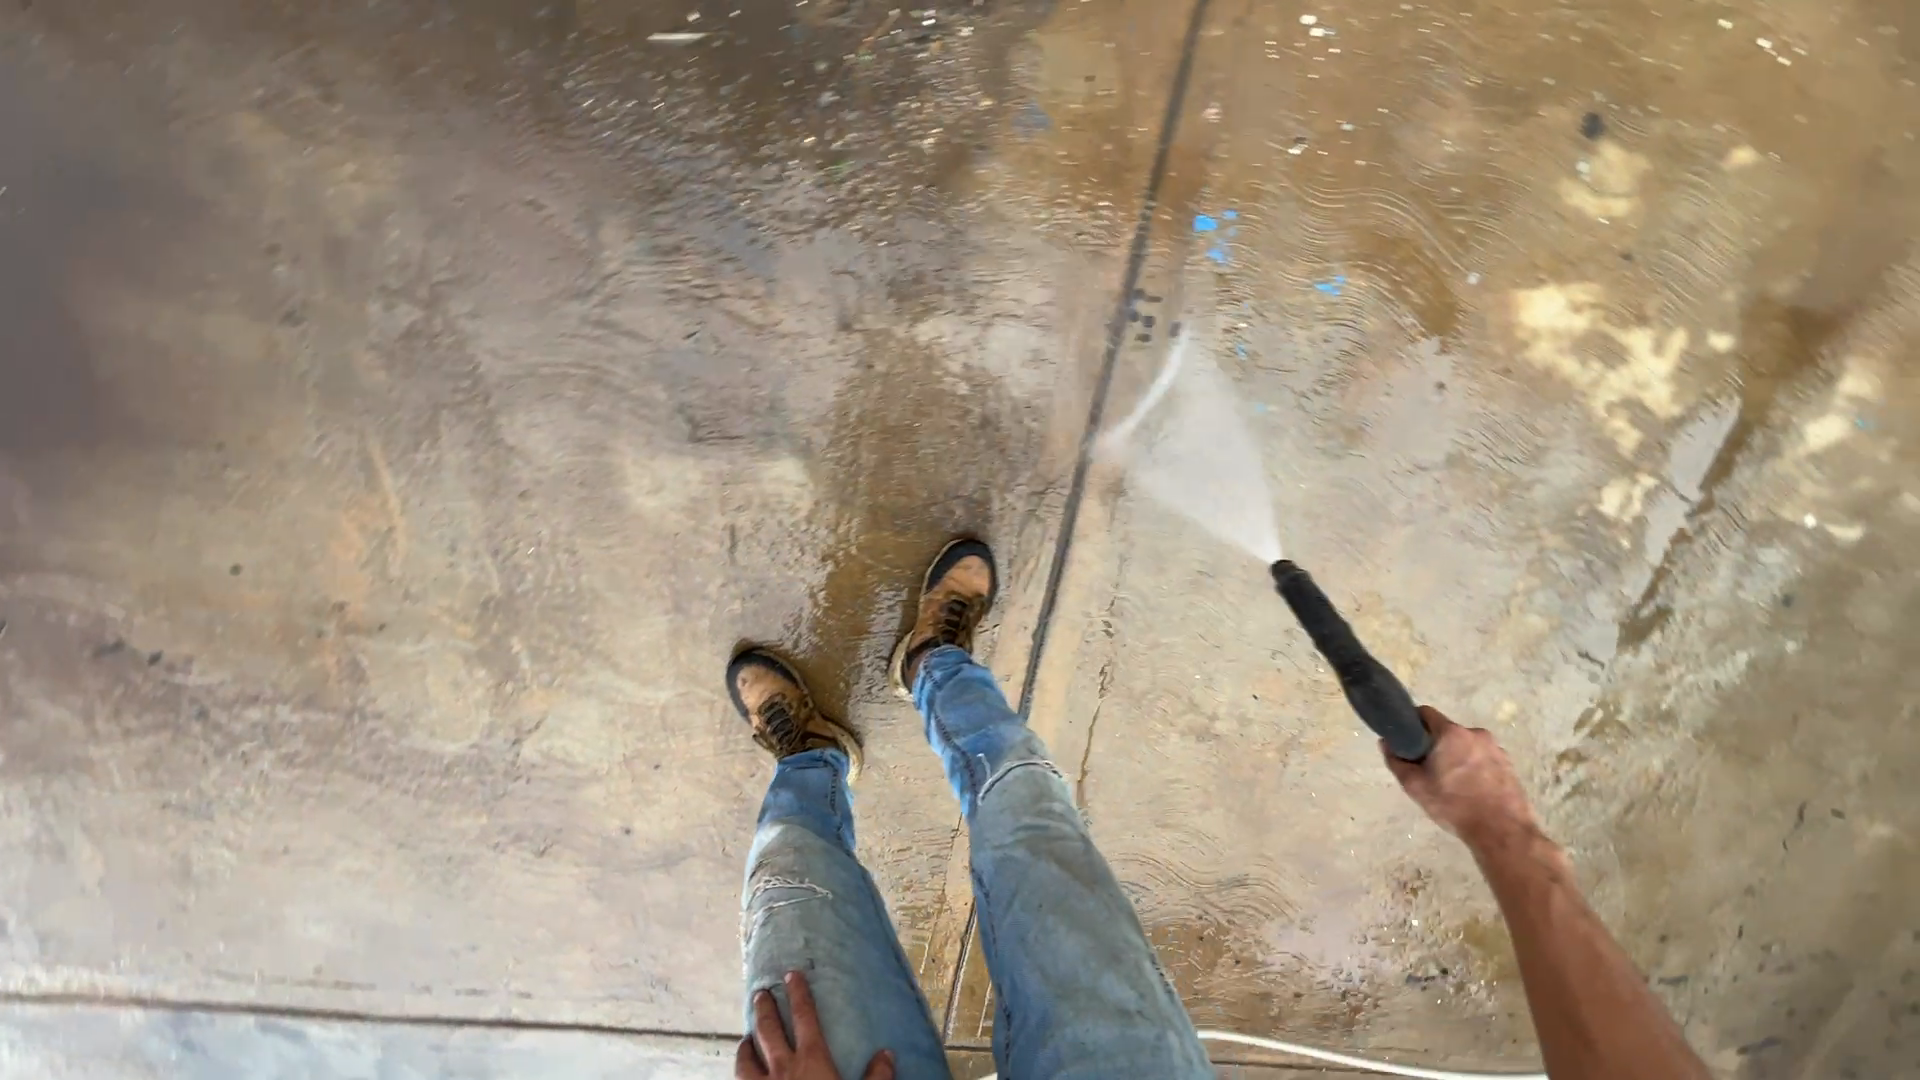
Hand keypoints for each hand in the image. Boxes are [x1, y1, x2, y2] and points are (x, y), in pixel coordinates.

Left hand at [736, 971, 894, 1079]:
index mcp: (812, 1059)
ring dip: (746, 1044)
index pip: (805, 1016)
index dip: (798, 993)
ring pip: (746, 1059)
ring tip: (746, 1037)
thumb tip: (888, 1054)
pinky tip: (741, 1073)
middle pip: (769, 1030)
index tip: (791, 974)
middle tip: (760, 993)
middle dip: (764, 1009)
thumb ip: (876, 1076)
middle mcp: (783, 1068)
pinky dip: (740, 1072)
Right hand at [1383, 706, 1544, 851]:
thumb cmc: (1453, 805)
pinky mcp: (1510, 765)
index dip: (1412, 723)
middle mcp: (1476, 734)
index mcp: (1451, 734)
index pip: (1425, 713)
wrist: (1502, 832)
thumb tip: (1386, 743)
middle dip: (1435, 744)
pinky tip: (1471, 789)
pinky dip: (1474, 767)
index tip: (1407, 740)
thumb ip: (1396, 760)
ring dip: (1456, 756)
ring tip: (1452, 782)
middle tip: (1427, 768)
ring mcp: (1496, 749)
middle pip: (1447, 731)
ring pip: (1466, 745)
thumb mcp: (1414, 785)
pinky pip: (1483, 758)